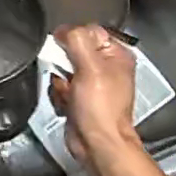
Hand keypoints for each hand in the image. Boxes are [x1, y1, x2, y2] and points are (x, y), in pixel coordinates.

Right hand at [48, 25, 144, 166]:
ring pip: (61, 67)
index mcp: (116, 53)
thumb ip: (75, 40)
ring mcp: (92, 82)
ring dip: (59, 81)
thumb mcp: (90, 66)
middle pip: (71, 49)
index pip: (87, 30)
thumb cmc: (101, 109)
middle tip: (70, 77)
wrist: (98, 145)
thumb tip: (61, 30)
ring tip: (70, 95)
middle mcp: (105, 65)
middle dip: (63, 64)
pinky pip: (59, 85)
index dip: (72, 38)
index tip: (65, 50)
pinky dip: (59, 95)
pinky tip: (67, 104)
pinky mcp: (79, 97)